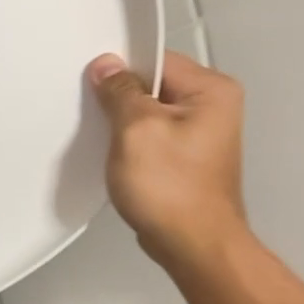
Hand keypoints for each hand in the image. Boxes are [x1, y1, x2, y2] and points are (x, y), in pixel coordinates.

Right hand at [87, 51, 249, 269]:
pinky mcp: (185, 158)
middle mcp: (213, 106)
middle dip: (120, 97)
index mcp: (211, 90)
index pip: (157, 60)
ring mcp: (200, 134)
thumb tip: (107, 65)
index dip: (121, 69)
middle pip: (154, 85)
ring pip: (150, 112)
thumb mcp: (136, 130)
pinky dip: (130, 142)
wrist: (192, 243)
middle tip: (91, 112)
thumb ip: (120, 93)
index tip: (90, 85)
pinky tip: (114, 155)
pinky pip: (152, 135)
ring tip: (102, 136)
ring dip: (123, 122)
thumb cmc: (168, 187)